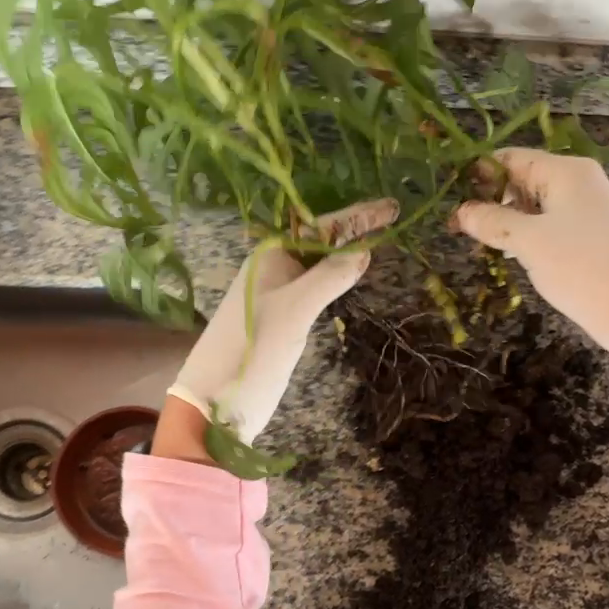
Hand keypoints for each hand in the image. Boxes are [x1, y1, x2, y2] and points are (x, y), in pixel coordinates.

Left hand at [168, 198, 397, 442]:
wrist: (216, 401)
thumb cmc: (251, 351)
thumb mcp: (294, 311)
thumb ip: (329, 278)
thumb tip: (364, 250)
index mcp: (271, 257)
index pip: (322, 226)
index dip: (358, 215)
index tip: (392, 207)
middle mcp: (274, 269)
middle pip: (320, 239)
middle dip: (354, 226)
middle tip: (392, 216)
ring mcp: (278, 295)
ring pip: (318, 262)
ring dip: (346, 250)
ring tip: (379, 238)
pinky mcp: (283, 319)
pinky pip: (315, 285)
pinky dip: (337, 276)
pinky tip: (352, 274)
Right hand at [452, 148, 608, 396]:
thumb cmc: (582, 268)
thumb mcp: (528, 242)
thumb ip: (492, 222)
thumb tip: (460, 211)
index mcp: (565, 171)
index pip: (510, 158)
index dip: (477, 174)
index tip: (448, 196)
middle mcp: (577, 183)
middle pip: (522, 179)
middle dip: (490, 198)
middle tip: (457, 225)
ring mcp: (585, 211)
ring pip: (534, 206)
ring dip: (506, 220)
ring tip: (475, 241)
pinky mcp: (589, 238)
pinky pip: (549, 226)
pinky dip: (526, 236)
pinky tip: (507, 253)